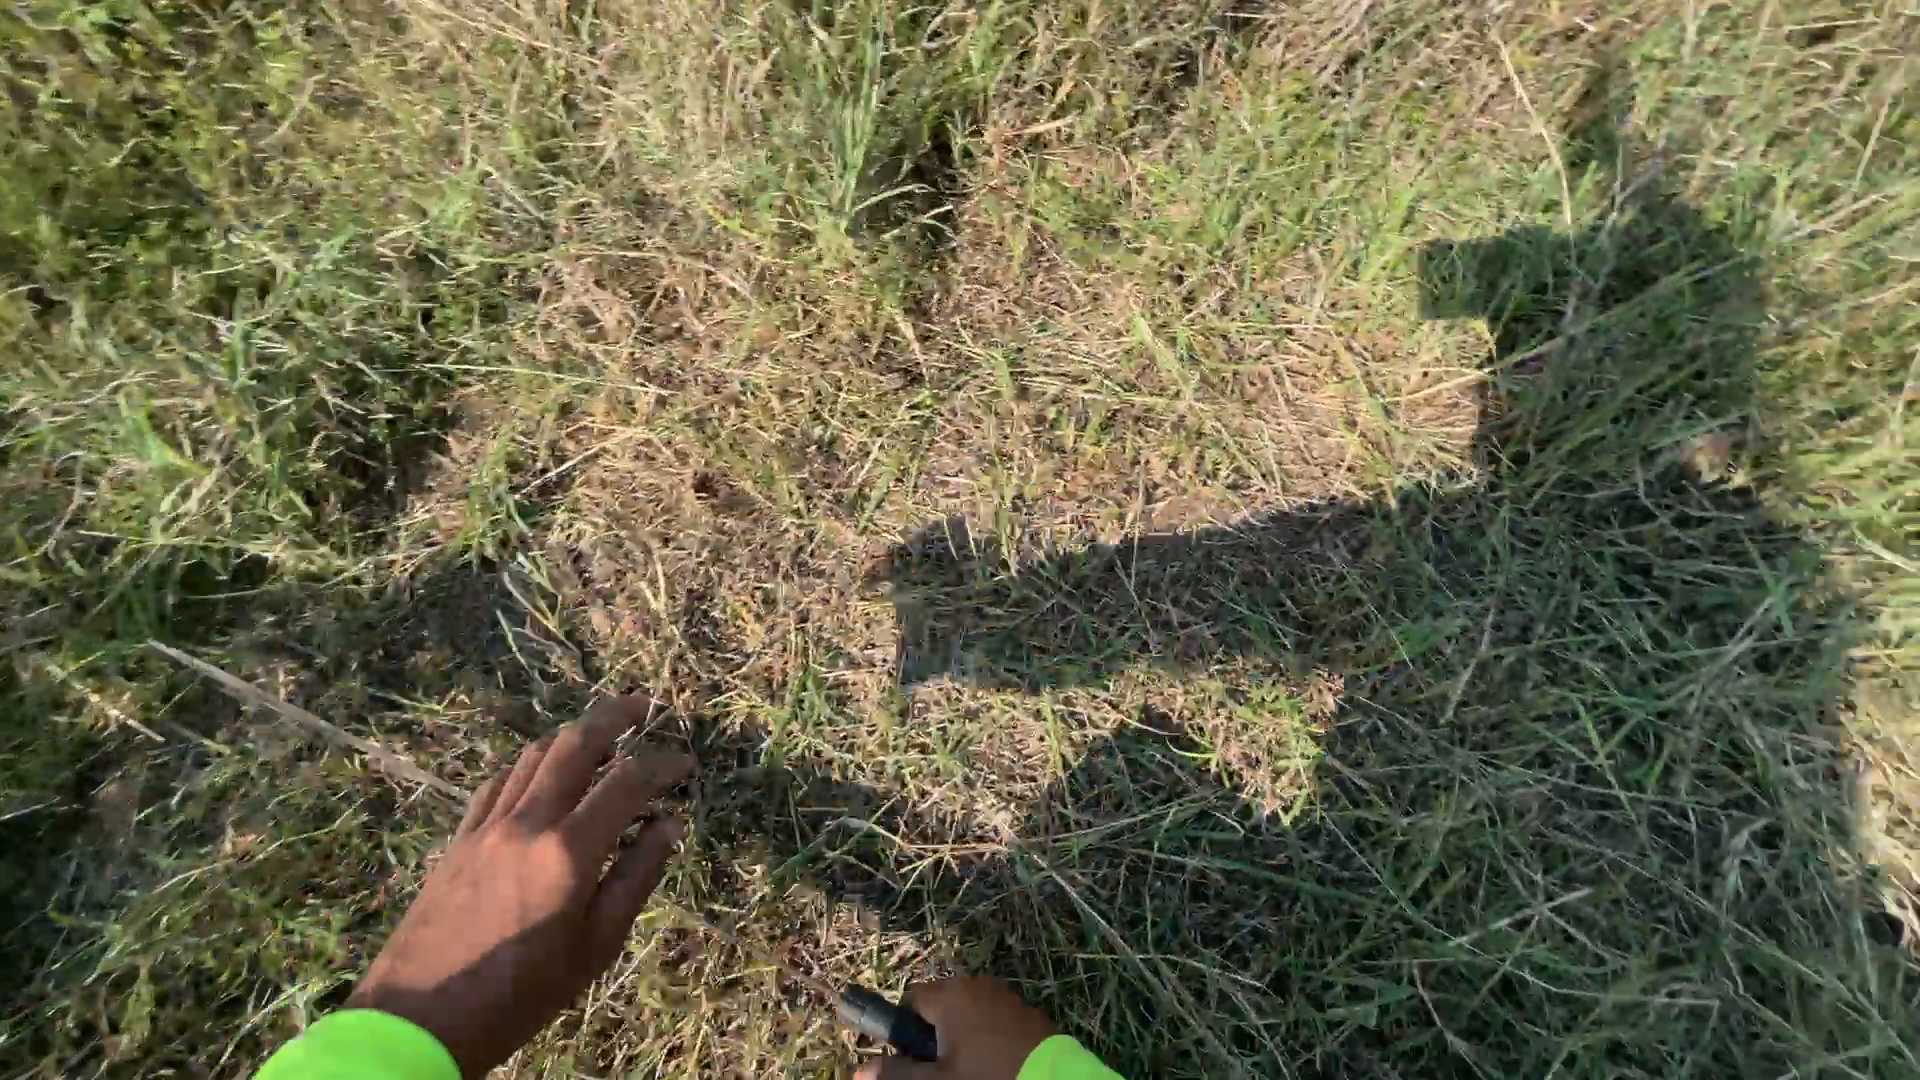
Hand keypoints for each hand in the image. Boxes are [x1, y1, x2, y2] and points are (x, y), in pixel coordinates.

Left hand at [345, 695, 695, 1077]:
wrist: (415, 1028)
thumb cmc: (520, 994)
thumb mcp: (596, 946)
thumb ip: (637, 877)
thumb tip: (669, 826)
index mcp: (568, 852)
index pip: (629, 780)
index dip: (665, 763)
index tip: (687, 766)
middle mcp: (527, 824)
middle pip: (575, 743)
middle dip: (614, 715)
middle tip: (643, 706)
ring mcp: (486, 827)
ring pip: (534, 755)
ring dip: (573, 737)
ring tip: (601, 739)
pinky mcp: (458, 840)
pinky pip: (497, 782)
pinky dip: (529, 766)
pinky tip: (542, 776)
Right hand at [855, 978, 1058, 1078]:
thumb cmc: (986, 1079)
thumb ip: (898, 1075)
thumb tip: (857, 1074)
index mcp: (949, 996)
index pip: (912, 999)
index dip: (906, 1029)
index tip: (914, 1059)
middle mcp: (973, 985)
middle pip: (940, 1002)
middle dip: (934, 1032)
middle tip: (942, 1067)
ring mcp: (1001, 994)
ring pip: (967, 1009)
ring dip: (961, 1033)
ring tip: (969, 1068)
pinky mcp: (1023, 1009)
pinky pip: (992, 1016)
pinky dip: (986, 1034)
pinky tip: (994, 1063)